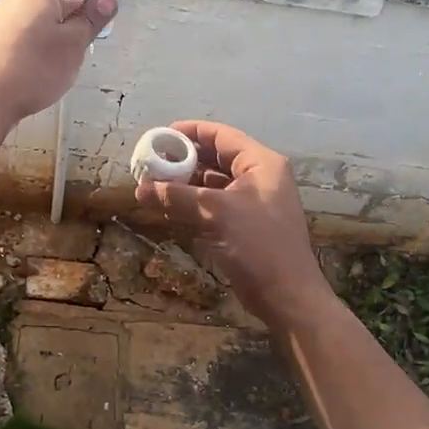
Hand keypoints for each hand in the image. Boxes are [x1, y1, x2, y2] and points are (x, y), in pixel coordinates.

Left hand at [0, 0, 116, 129]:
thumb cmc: (32, 69)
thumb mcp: (72, 46)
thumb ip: (91, 20)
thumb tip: (106, 1)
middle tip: (106, 16)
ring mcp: (5, 16)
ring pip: (45, 5)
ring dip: (70, 14)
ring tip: (87, 37)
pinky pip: (32, 22)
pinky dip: (52, 28)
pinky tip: (59, 52)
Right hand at [135, 121, 332, 328]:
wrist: (288, 297)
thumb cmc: (258, 245)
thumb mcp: (216, 213)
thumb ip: (177, 197)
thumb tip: (140, 189)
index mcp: (261, 163)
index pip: (221, 135)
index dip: (189, 132)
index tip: (159, 136)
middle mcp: (259, 177)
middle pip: (215, 158)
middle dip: (182, 160)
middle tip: (150, 163)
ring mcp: (252, 202)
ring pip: (212, 183)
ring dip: (184, 183)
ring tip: (152, 184)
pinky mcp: (245, 225)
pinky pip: (214, 205)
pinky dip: (192, 204)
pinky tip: (167, 207)